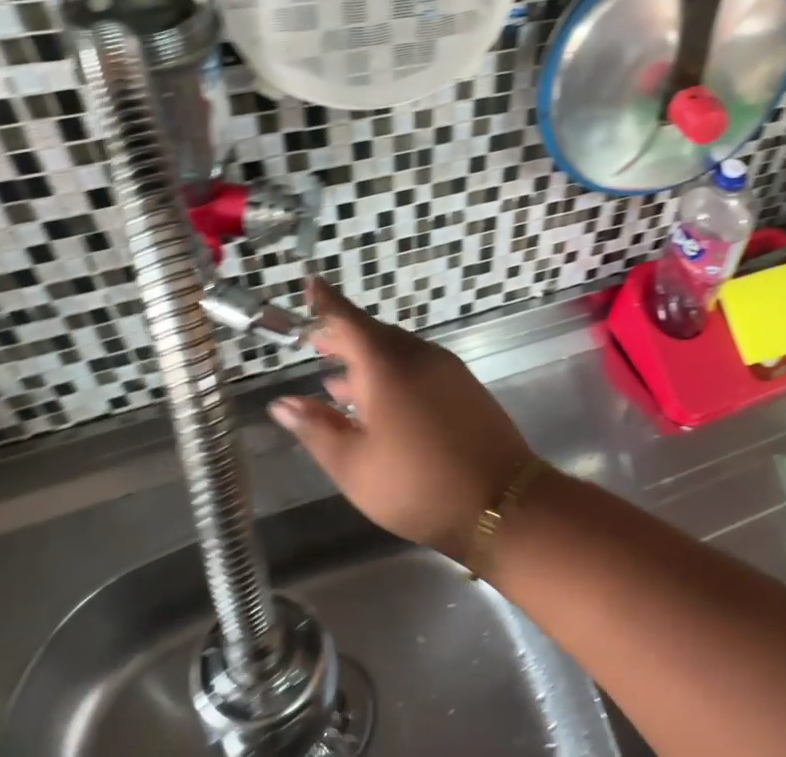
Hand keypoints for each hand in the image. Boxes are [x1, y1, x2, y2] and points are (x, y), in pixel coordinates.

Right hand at [268, 278, 535, 560]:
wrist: (503, 502)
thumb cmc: (418, 485)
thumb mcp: (354, 466)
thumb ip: (316, 429)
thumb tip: (282, 404)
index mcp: (386, 366)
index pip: (348, 321)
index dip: (325, 302)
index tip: (310, 282)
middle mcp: (419, 356)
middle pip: (374, 335)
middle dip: (342, 337)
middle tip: (314, 343)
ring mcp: (447, 370)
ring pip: (398, 353)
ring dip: (367, 361)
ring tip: (336, 381)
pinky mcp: (465, 388)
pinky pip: (419, 368)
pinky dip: (392, 375)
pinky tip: (379, 404)